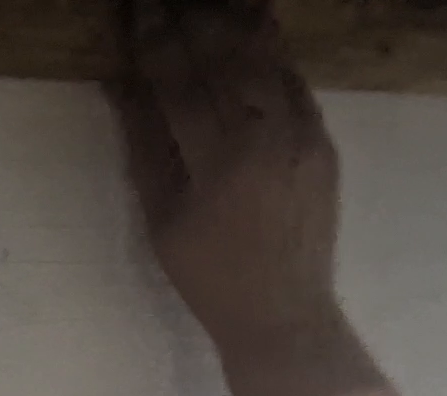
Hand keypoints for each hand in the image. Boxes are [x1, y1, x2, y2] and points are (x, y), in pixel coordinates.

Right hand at [114, 0, 340, 357]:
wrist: (282, 313)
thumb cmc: (210, 279)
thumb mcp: (164, 224)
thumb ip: (145, 150)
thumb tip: (122, 87)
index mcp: (217, 163)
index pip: (179, 82)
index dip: (154, 39)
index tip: (137, 7)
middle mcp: (266, 136)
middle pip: (225, 58)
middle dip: (192, 17)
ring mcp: (303, 136)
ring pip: (266, 60)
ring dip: (235, 21)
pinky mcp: (324, 143)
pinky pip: (296, 82)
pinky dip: (273, 52)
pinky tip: (256, 25)